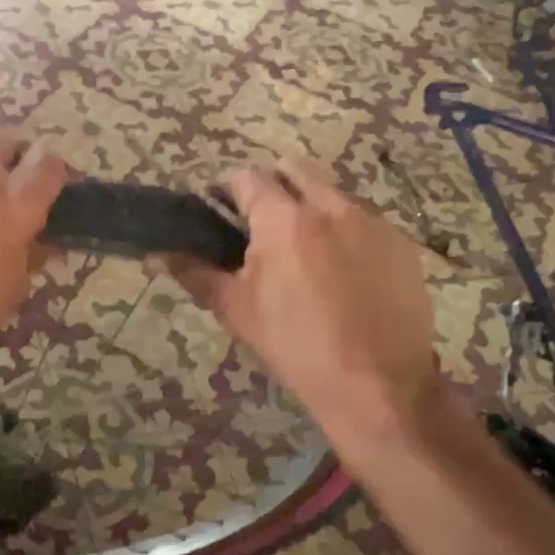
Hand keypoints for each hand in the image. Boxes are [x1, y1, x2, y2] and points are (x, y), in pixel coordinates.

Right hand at [153, 159, 437, 435]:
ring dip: (310, 205)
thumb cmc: (294, 346)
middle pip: (294, 168)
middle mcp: (330, 207)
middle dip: (272, 184)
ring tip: (302, 249)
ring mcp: (372, 222)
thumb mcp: (236, 309)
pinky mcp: (402, 244)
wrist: (377, 386)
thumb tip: (153, 256)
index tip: (218, 208)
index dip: (227, 188)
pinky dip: (344, 230)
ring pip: (331, 192)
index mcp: (283, 219)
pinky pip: (364, 220)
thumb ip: (194, 273)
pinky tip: (341, 270)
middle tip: (259, 222)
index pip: (246, 177)